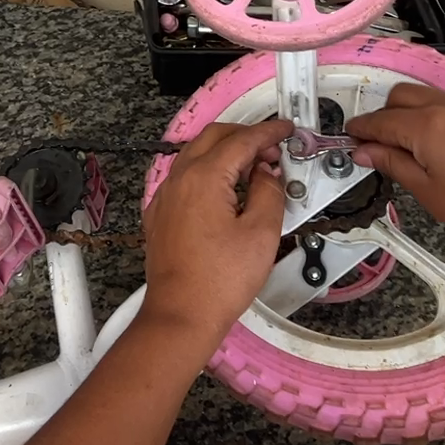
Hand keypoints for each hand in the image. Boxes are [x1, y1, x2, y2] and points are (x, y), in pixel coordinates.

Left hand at [141, 120, 293, 344]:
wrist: (180, 314)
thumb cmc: (218, 281)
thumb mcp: (261, 234)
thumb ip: (269, 193)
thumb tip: (268, 173)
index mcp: (204, 177)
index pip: (241, 140)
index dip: (268, 132)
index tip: (285, 129)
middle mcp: (179, 178)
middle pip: (214, 137)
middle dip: (245, 135)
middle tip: (272, 149)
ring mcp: (165, 195)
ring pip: (196, 153)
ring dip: (225, 151)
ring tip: (253, 167)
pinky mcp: (160, 213)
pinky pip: (184, 175)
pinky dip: (207, 170)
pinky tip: (224, 190)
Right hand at [345, 84, 444, 275]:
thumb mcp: (431, 194)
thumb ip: (394, 164)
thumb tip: (365, 150)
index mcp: (429, 126)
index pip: (381, 120)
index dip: (362, 129)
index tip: (353, 137)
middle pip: (403, 96)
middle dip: (388, 115)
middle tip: (386, 144)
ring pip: (435, 97)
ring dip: (419, 114)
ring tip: (425, 147)